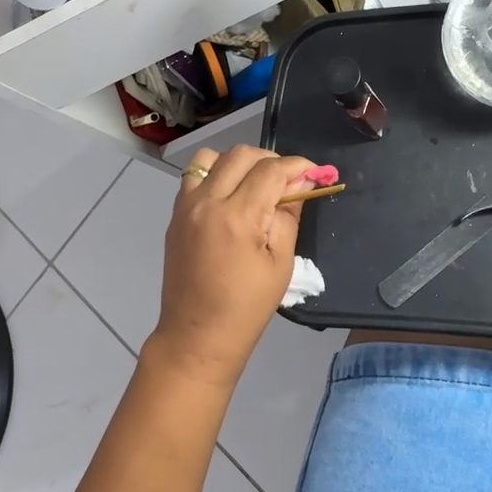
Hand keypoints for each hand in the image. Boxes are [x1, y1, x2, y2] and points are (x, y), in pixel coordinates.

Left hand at [149, 146, 315, 388]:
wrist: (196, 336)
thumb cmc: (246, 307)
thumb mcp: (280, 264)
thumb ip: (288, 216)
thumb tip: (299, 185)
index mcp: (237, 216)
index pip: (271, 170)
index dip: (297, 166)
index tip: (315, 173)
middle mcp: (207, 202)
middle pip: (241, 155)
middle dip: (271, 160)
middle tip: (288, 181)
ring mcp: (186, 207)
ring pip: (211, 158)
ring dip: (238, 162)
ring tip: (255, 184)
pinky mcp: (175, 216)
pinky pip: (195, 177)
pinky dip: (215, 175)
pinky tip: (230, 199)